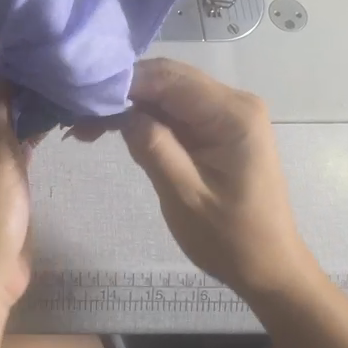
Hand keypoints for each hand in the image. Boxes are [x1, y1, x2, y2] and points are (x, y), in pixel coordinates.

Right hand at [86, 58, 316, 300]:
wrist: (269, 269)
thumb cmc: (230, 238)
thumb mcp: (184, 195)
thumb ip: (152, 146)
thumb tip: (119, 110)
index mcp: (232, 113)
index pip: (168, 78)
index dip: (122, 84)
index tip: (81, 102)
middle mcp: (233, 101)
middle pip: (165, 78)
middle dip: (120, 93)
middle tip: (78, 119)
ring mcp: (225, 112)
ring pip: (164, 91)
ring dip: (127, 105)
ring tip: (85, 128)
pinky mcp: (216, 126)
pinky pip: (173, 109)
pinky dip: (142, 117)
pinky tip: (112, 130)